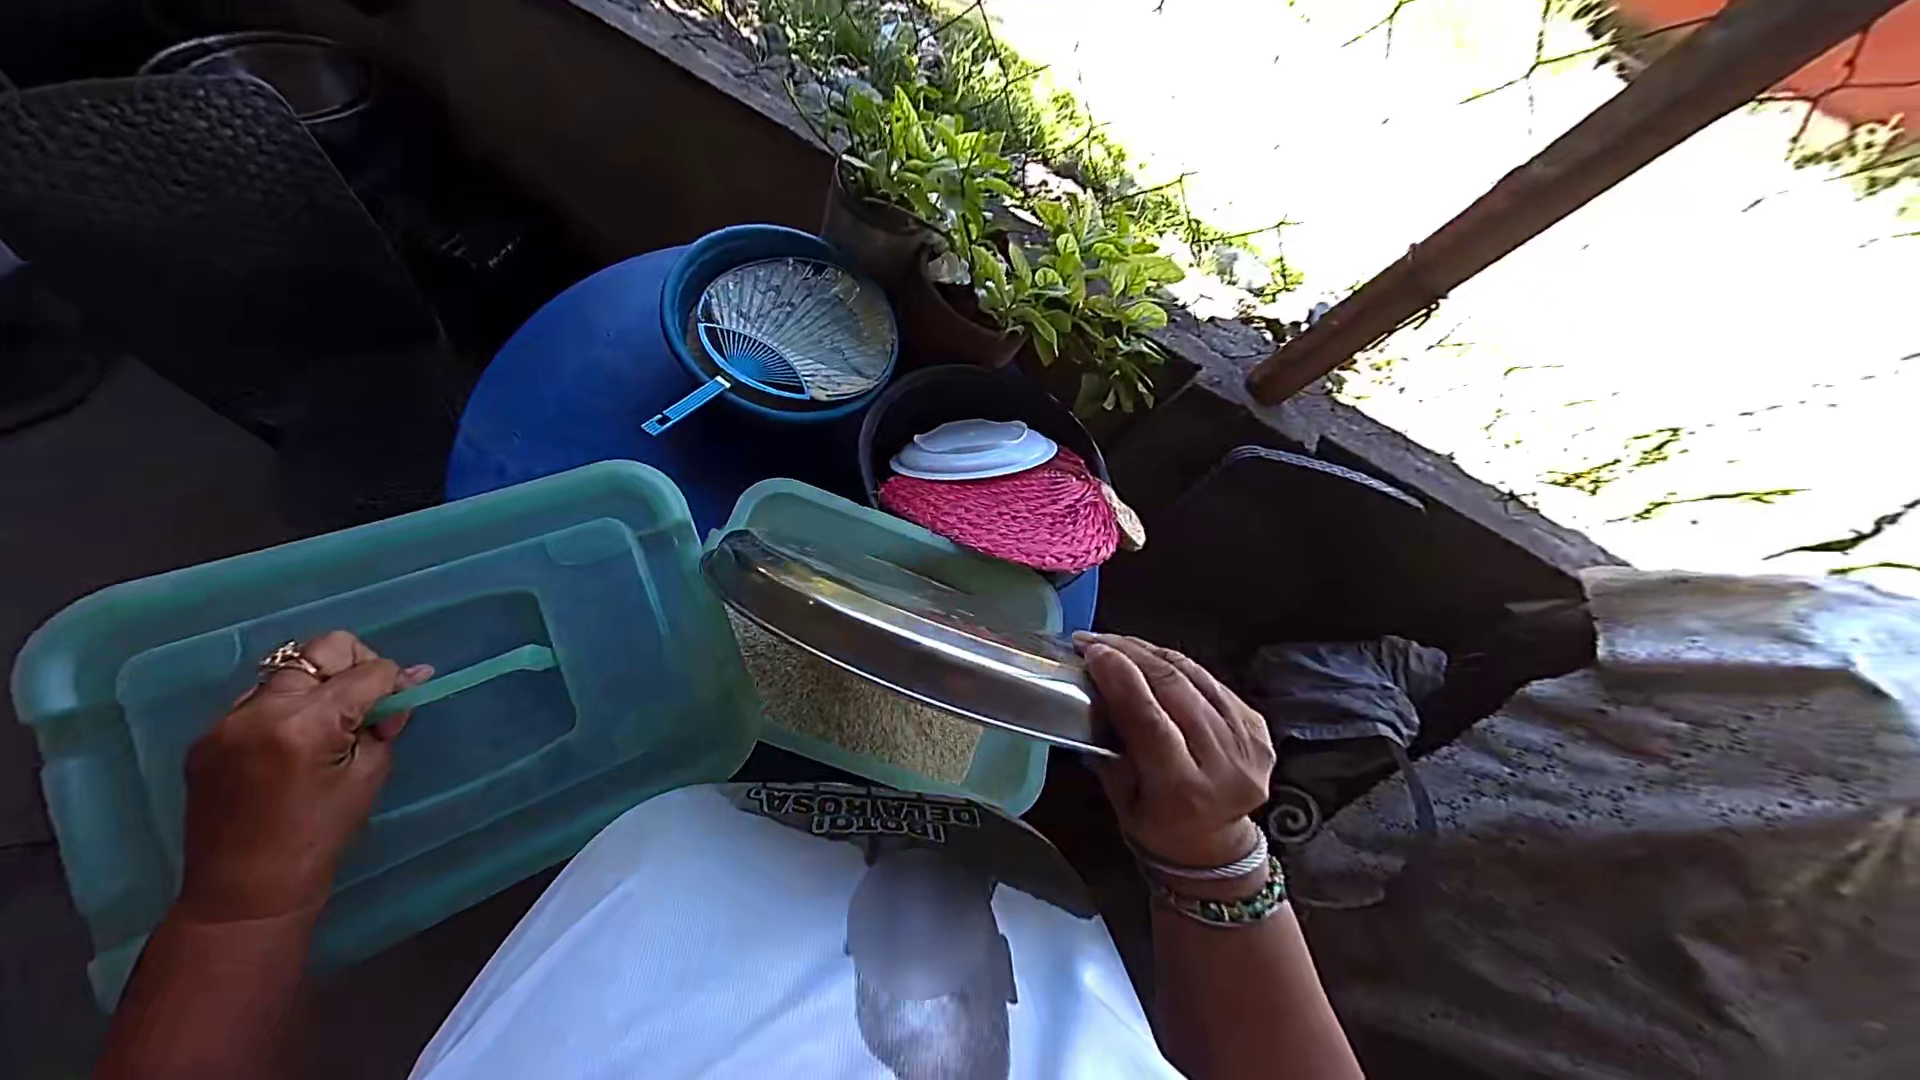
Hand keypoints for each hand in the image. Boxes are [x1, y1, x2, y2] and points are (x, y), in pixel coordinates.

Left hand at [176, 631, 430, 922]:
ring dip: (321, 684)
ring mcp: (226, 722)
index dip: (396, 681)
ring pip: (291, 670)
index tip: (404, 701)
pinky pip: (263, 698)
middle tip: (368, 701)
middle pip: (322, 649)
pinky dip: (292, 705)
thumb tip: (411, 681)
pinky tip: (301, 739)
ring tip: (333, 722)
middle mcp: (259, 711)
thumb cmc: (323, 830)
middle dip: (356, 664)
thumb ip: (386, 719)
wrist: (245, 885)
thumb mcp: (372, 770)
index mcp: (305, 723)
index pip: (369, 671)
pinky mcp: (210, 737)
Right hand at [1076, 633, 1274, 870]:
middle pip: (1173, 687)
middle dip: (1128, 654)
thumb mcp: (1120, 793)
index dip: (1120, 676)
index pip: (1151, 719)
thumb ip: (1111, 740)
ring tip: (1116, 643)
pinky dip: (1174, 663)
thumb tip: (1095, 682)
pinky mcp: (1258, 727)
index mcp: (1184, 791)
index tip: (1091, 650)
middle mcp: (1224, 766)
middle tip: (1094, 641)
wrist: (1213, 846)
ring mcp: (1248, 744)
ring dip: (1148, 652)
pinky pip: (1209, 679)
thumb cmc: (1155, 823)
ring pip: (1192, 674)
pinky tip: (1148, 657)